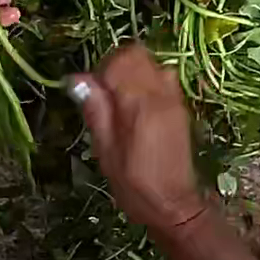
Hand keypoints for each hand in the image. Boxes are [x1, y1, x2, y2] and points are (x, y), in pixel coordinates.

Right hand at [68, 43, 208, 233]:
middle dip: (116, 66)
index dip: (101, 70)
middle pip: (137, 54)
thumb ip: (95, 110)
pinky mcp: (181, 107)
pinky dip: (147, 83)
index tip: (92, 92)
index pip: (120, 60)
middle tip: (105, 94)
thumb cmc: (134, 184)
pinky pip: (163, 78)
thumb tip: (77, 79)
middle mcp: (161, 94)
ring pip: (151, 63)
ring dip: (133, 73)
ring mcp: (175, 98)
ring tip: (121, 102)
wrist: (175, 205)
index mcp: (140, 104)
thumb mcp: (105, 150)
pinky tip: (138, 109)